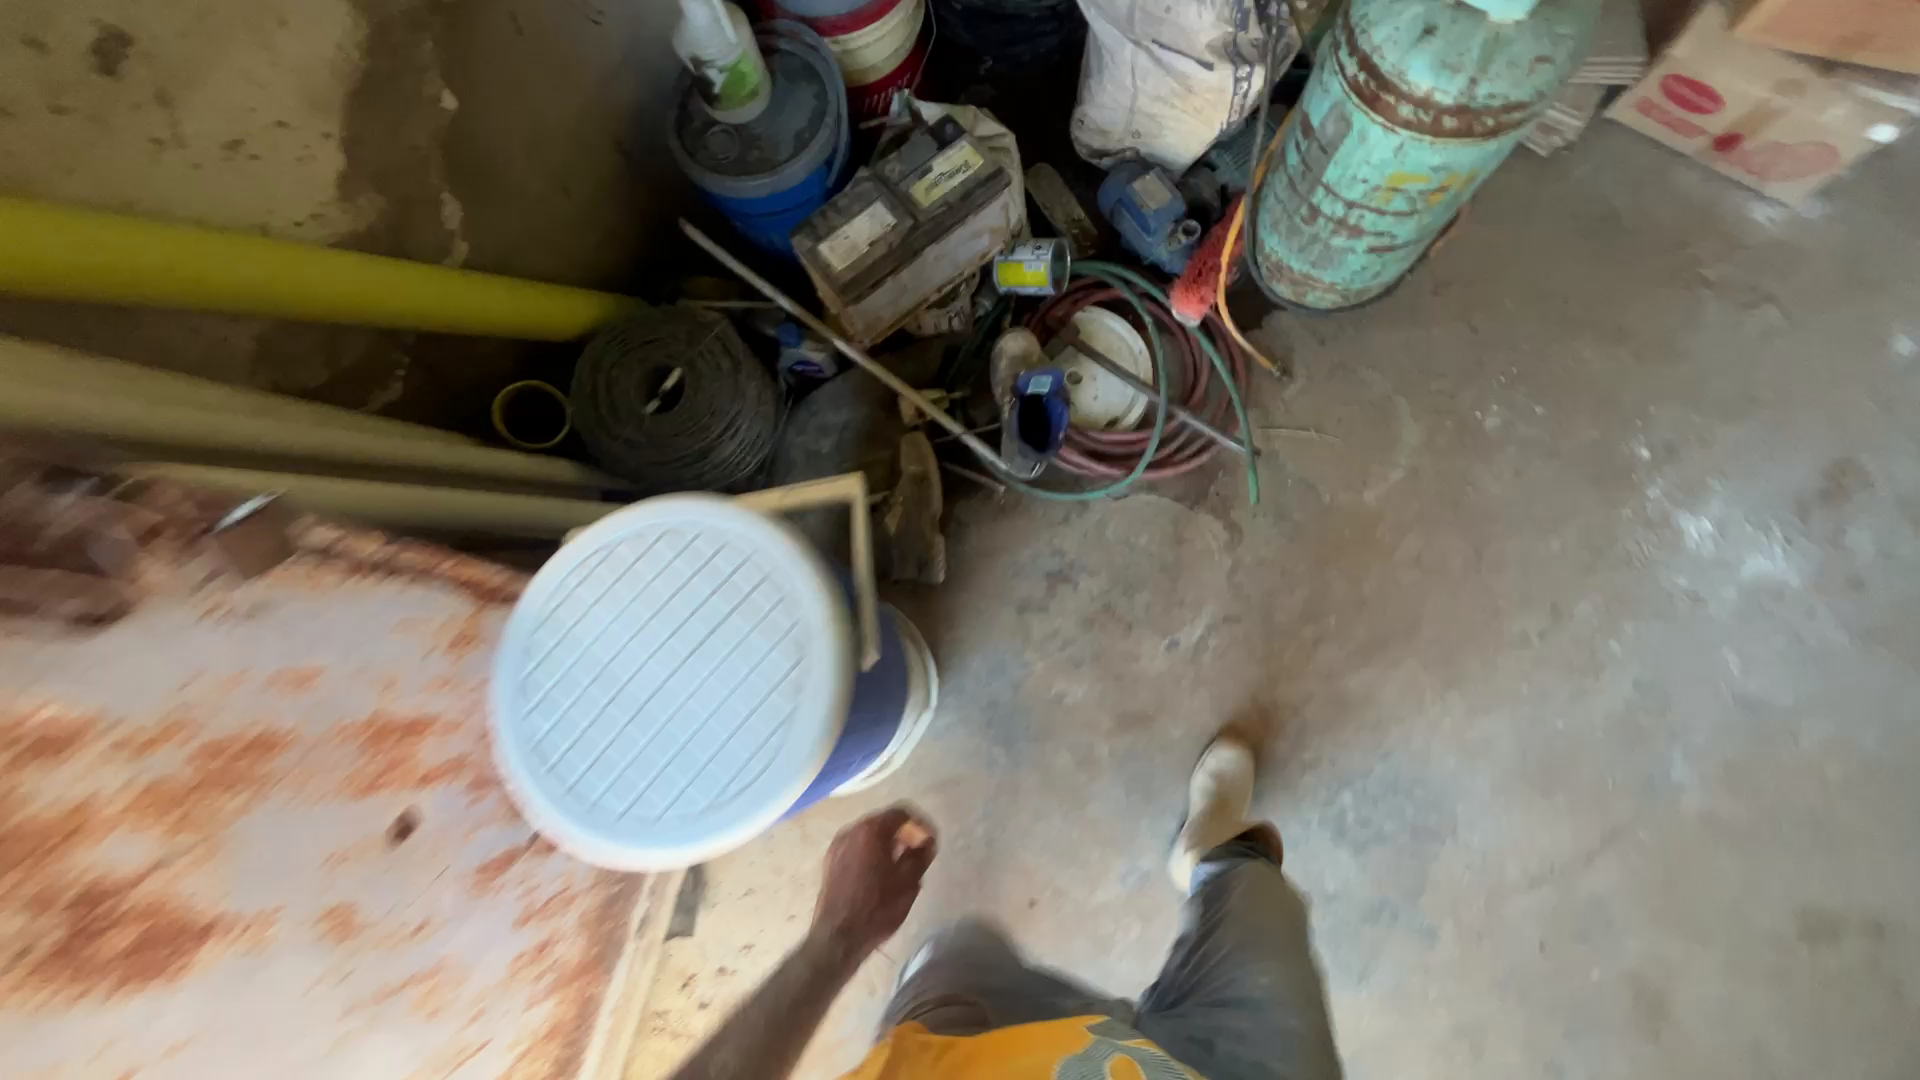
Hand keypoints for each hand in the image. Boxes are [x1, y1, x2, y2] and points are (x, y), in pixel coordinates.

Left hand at [810, 806, 936, 960]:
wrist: (838, 937)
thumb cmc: (878, 908)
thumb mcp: (909, 883)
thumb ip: (921, 855)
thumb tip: (927, 841)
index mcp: (872, 830)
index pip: (902, 812)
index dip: (920, 824)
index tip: (929, 841)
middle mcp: (851, 830)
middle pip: (884, 821)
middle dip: (903, 833)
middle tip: (917, 852)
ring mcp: (837, 846)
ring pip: (868, 834)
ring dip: (886, 843)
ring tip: (900, 864)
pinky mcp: (830, 861)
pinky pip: (856, 847)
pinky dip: (870, 852)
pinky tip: (879, 874)